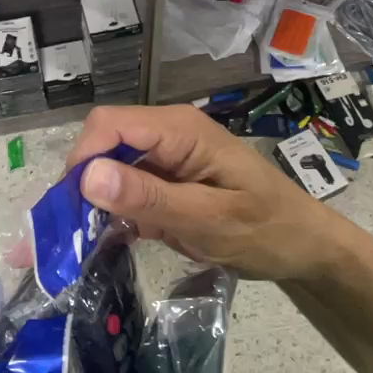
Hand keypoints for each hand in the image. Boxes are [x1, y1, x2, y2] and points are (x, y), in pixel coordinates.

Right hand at [65, 104, 349, 281]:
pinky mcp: (166, 182)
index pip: (109, 124)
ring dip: (89, 202)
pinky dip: (109, 213)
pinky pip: (125, 189)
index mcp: (180, 130)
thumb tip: (88, 177)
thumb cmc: (267, 231)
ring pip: (109, 168)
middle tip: (65, 235)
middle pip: (104, 144)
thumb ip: (149, 198)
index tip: (69, 208)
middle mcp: (167, 135)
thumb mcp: (208, 220)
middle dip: (79, 184)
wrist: (306, 248)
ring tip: (70, 246)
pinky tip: (99, 243)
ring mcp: (166, 158)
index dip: (83, 159)